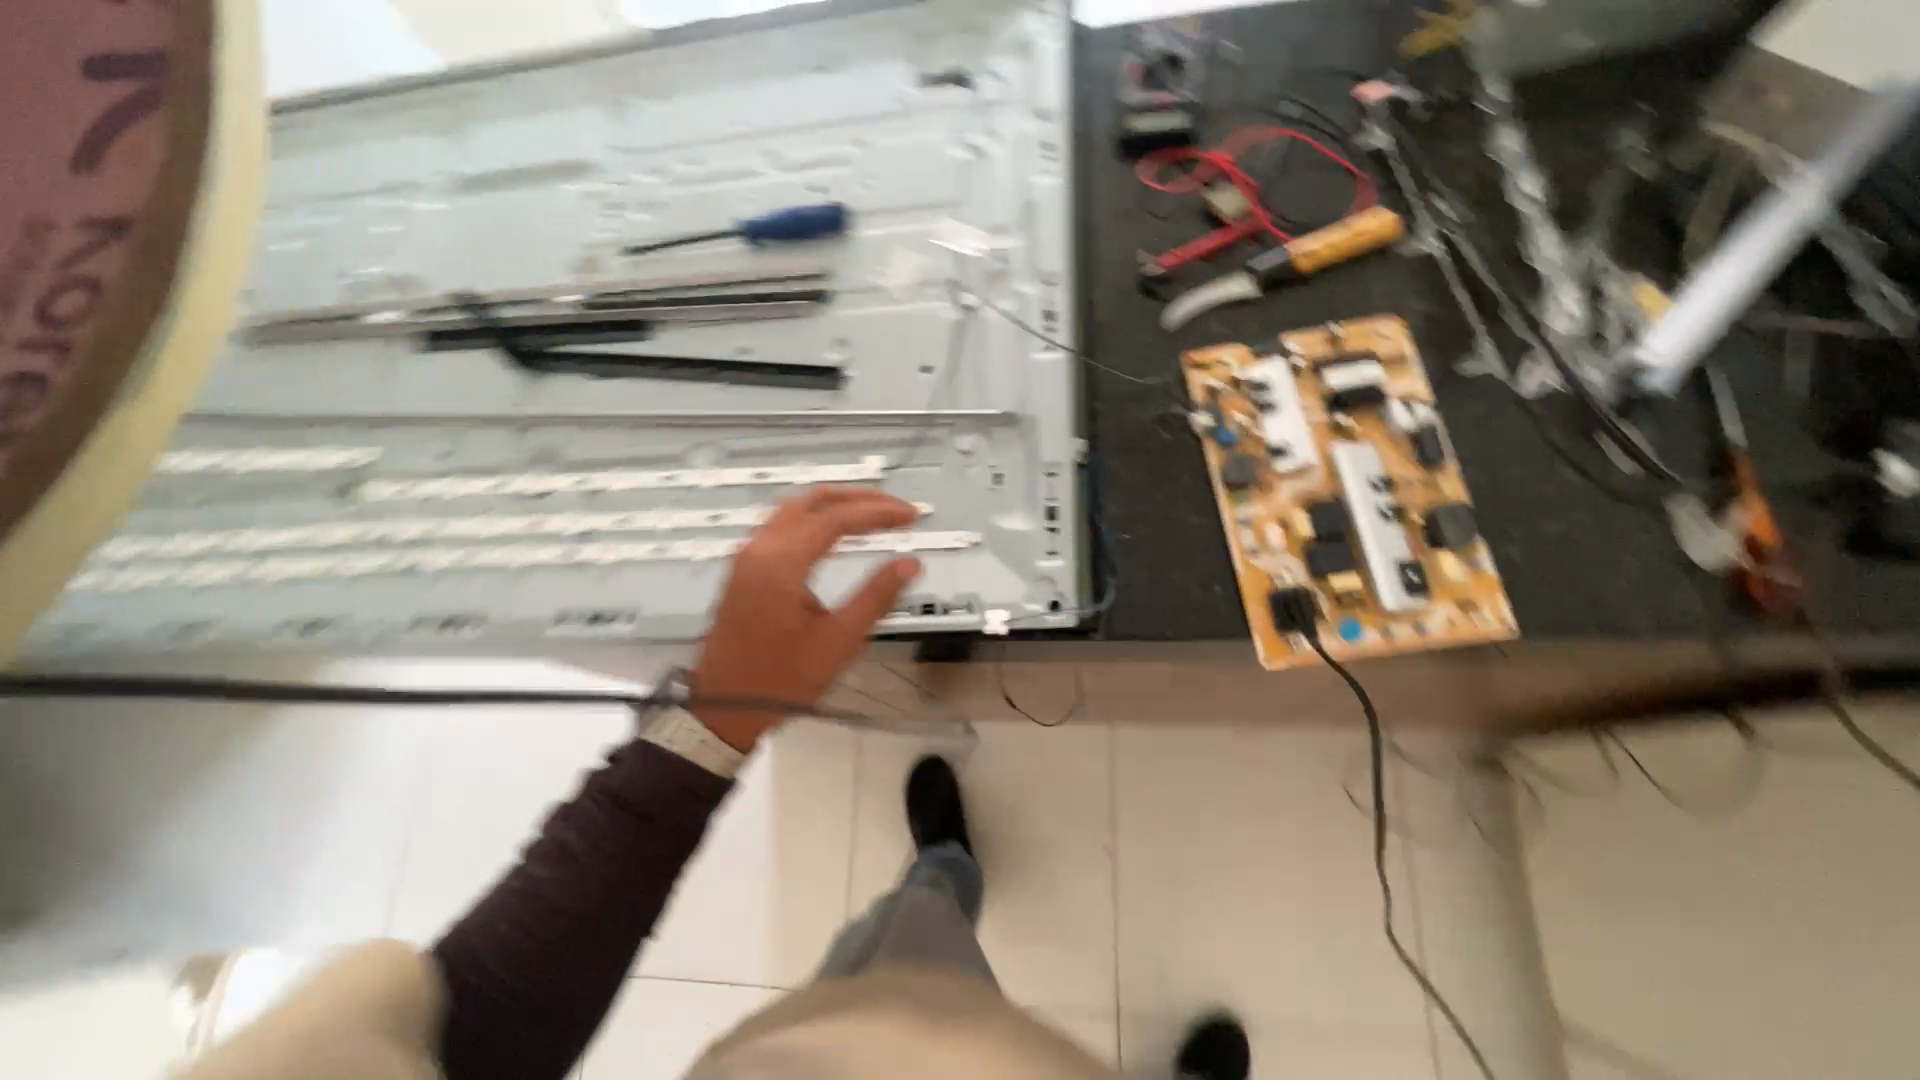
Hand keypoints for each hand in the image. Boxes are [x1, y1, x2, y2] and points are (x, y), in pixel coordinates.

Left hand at [688, 486, 922, 750]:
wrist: (723, 709)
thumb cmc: (781, 680)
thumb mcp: (838, 641)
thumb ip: (876, 596)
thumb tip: (909, 564)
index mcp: (781, 564)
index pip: (836, 519)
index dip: (878, 512)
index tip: (911, 516)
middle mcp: (759, 549)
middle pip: (812, 500)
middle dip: (858, 497)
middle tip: (895, 508)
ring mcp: (747, 557)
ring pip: (793, 508)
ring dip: (834, 504)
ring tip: (872, 514)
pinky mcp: (743, 568)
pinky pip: (780, 524)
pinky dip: (813, 518)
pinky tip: (835, 532)